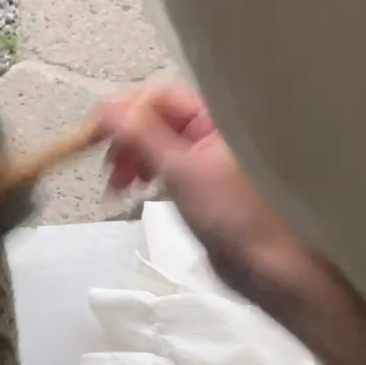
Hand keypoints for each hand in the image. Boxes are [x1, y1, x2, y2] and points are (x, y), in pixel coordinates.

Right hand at [91, 85, 349, 319]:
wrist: (271, 268)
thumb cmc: (232, 214)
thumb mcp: (180, 170)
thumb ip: (140, 134)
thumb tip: (105, 106)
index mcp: (215, 116)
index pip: (159, 96)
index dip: (124, 110)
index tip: (93, 133)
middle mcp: (211, 128)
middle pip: (154, 117)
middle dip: (124, 138)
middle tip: (107, 166)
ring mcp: (205, 154)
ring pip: (154, 141)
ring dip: (128, 156)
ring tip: (116, 185)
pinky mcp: (199, 179)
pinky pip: (161, 162)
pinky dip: (142, 171)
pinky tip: (133, 189)